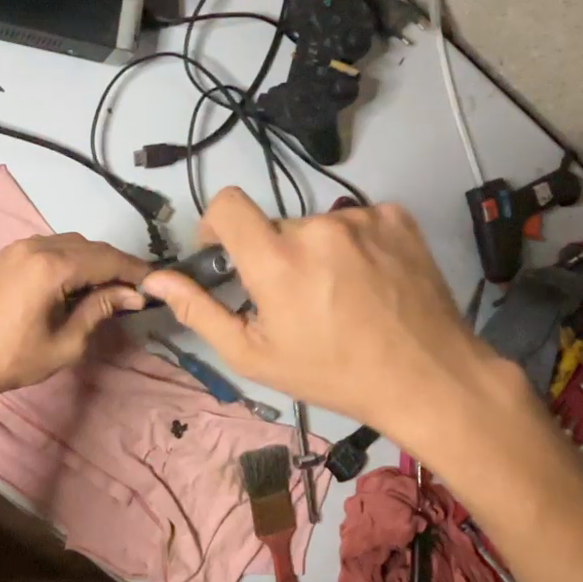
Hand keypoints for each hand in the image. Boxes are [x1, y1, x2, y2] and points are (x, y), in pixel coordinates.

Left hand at [0, 234, 148, 400]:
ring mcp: (17, 248)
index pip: (106, 259)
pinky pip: (49, 248)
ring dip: (93, 261)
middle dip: (116, 265)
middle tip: (136, 289)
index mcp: (51, 267)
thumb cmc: (12, 359)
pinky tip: (77, 283)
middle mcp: (35, 247)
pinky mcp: (7, 256)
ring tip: (110, 288)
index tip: (157, 282)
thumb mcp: (65, 343)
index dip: (135, 270)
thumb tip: (132, 294)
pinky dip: (70, 260)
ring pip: (69, 244)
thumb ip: (99, 311)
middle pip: (89, 247)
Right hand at [141, 188, 518, 449]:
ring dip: (315, 252)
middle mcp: (317, 228)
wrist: (427, 377)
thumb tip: (155, 278)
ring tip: (339, 295)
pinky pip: (355, 221)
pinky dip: (352, 245)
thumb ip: (197, 311)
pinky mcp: (396, 218)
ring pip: (315, 226)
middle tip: (294, 300)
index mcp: (276, 261)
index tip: (224, 249)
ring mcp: (362, 218)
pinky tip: (368, 281)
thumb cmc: (331, 373)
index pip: (227, 204)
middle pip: (273, 226)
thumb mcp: (252, 355)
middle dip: (272, 255)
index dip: (216, 222)